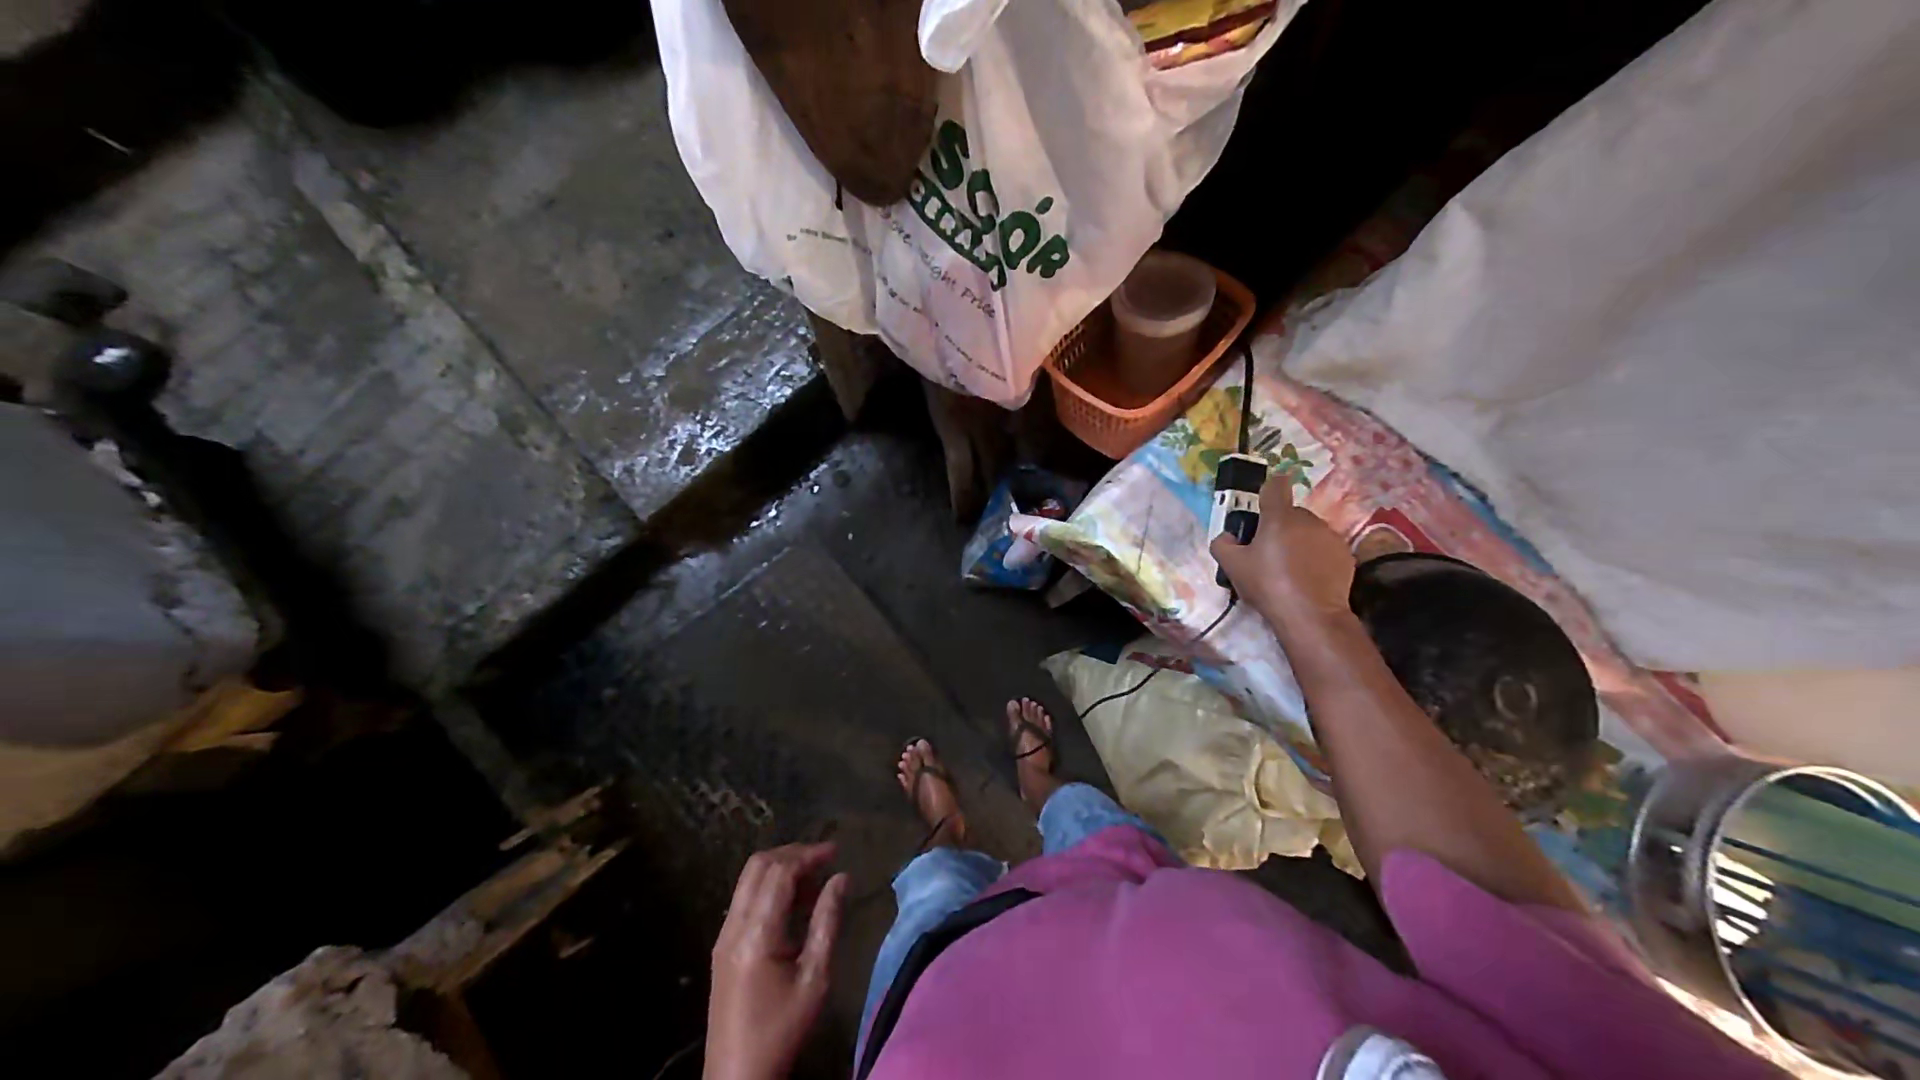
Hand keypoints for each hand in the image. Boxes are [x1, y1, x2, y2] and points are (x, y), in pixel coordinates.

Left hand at [706, 843, 848, 1079]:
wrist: (737, 1076)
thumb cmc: (782, 1029)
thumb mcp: (816, 978)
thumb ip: (827, 921)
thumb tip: (841, 877)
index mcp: (756, 934)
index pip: (779, 872)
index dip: (807, 855)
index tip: (835, 851)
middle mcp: (733, 926)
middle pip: (758, 866)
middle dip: (792, 854)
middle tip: (824, 861)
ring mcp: (723, 935)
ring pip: (748, 879)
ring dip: (780, 869)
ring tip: (814, 883)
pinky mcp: (722, 946)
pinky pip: (744, 898)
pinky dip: (769, 887)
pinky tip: (793, 904)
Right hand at [1209, 473, 1354, 630]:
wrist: (1310, 614)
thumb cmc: (1268, 585)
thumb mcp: (1232, 566)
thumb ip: (1222, 544)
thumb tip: (1227, 536)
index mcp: (1279, 517)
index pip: (1276, 485)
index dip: (1268, 489)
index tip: (1262, 504)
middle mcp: (1308, 520)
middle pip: (1290, 513)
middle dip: (1279, 526)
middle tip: (1268, 551)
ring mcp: (1330, 536)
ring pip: (1309, 531)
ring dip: (1299, 541)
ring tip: (1289, 568)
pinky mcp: (1345, 554)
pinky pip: (1325, 547)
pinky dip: (1316, 556)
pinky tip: (1308, 577)